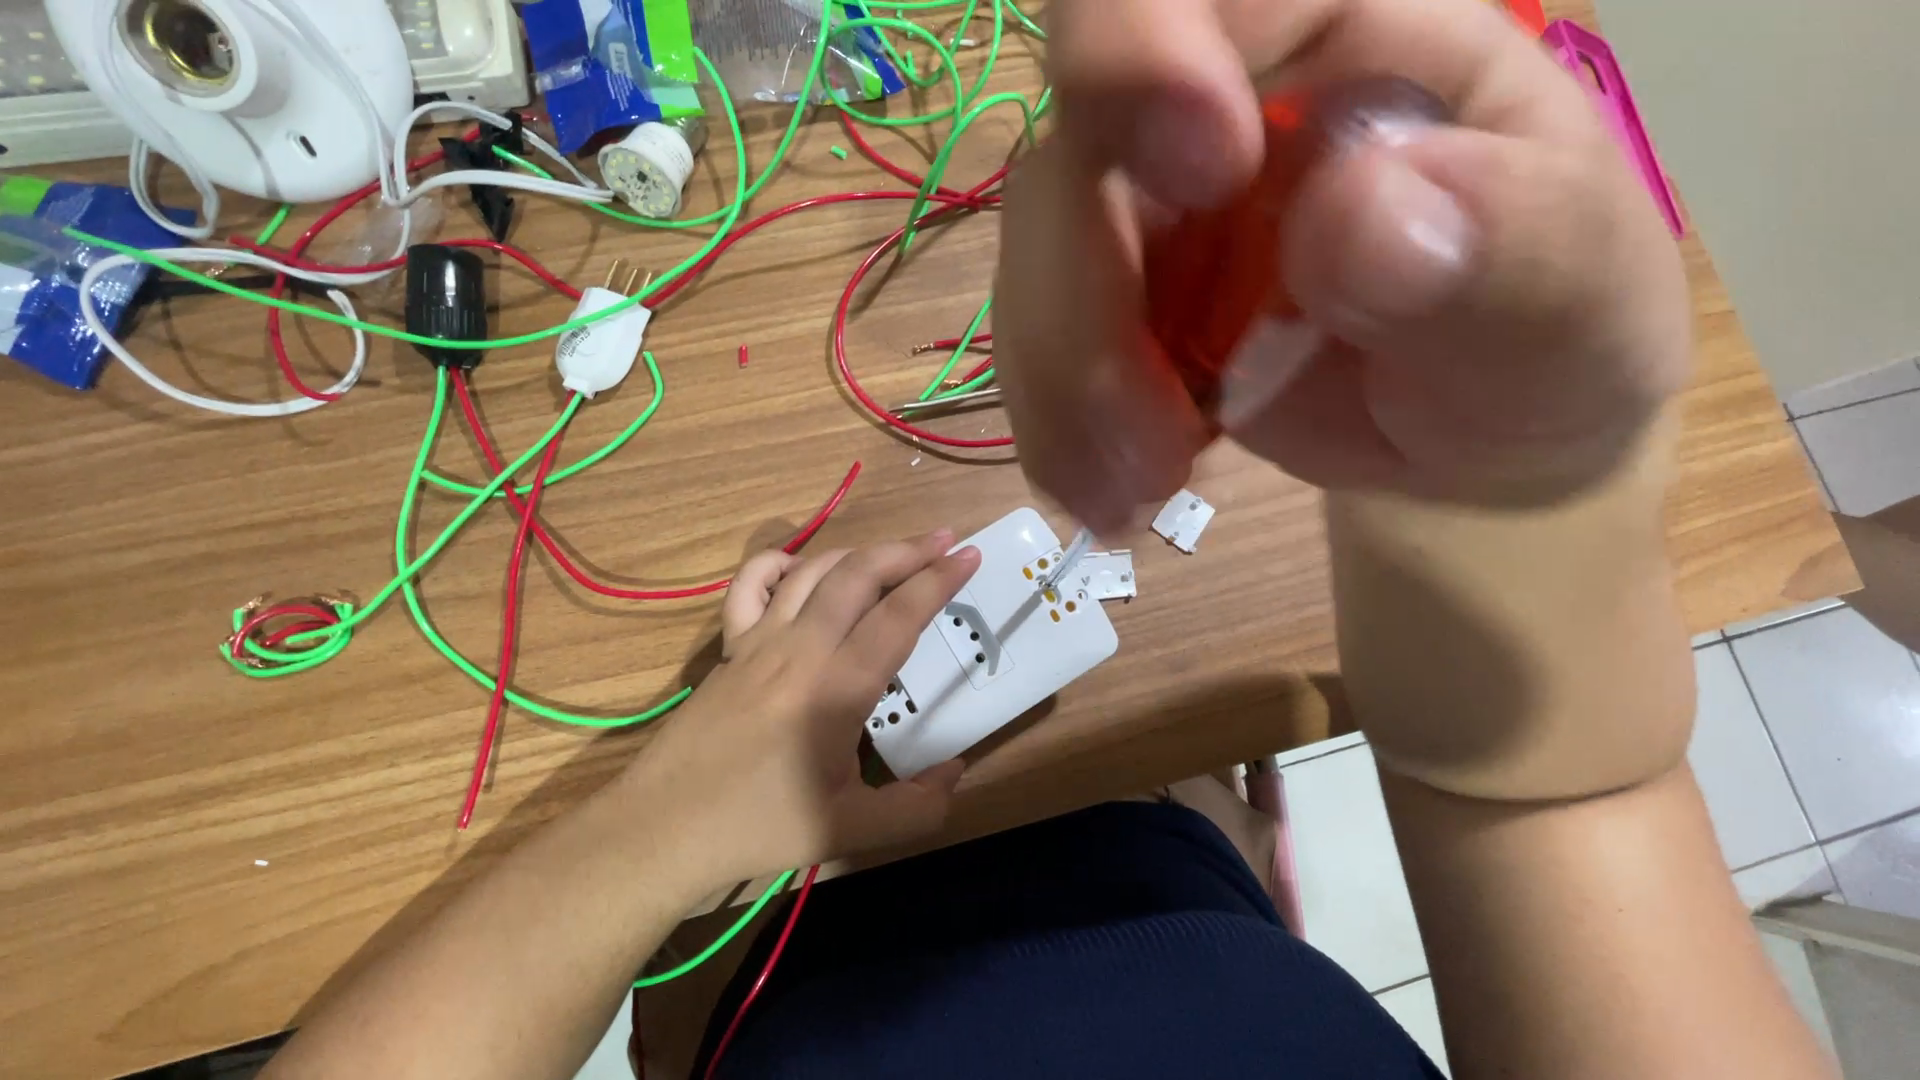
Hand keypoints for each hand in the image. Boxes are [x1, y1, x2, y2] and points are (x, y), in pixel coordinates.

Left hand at [625, 531, 981, 886]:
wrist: (664, 828)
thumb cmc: (759, 828)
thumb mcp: (851, 831)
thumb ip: (917, 807)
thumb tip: (956, 769)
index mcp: (837, 689)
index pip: (898, 617)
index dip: (939, 581)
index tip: (970, 557)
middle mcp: (800, 649)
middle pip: (858, 576)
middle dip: (908, 550)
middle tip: (945, 541)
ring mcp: (758, 641)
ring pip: (814, 572)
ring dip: (859, 552)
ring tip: (894, 553)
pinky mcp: (729, 647)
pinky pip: (750, 586)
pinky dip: (780, 564)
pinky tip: (803, 567)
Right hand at [996, 0, 1691, 532]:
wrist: (1473, 434)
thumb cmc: (1542, 339)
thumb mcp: (1571, 299)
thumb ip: (1502, 245)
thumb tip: (1356, 217)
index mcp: (1343, 34)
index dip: (1145, 48)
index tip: (1203, 174)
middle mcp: (1225, 105)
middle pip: (1075, 146)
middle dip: (1086, 304)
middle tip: (1149, 448)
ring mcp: (1153, 210)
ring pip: (1039, 261)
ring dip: (1064, 392)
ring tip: (1132, 497)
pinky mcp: (1114, 302)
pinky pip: (1039, 347)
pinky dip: (1057, 429)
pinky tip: (1111, 496)